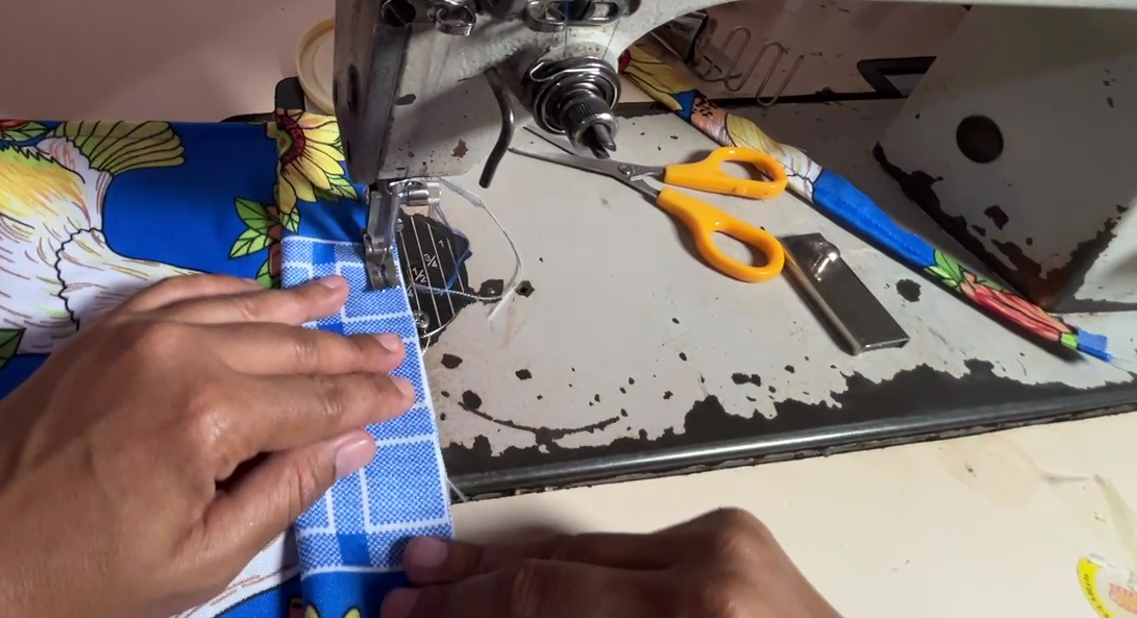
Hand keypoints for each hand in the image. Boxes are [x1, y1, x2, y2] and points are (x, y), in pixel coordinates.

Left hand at [0, 273, 413, 617]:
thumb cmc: (79, 585)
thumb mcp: (200, 562)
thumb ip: (286, 491)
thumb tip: (355, 441)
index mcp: (209, 417)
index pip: (315, 398)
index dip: (365, 398)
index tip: (404, 393)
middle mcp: (181, 353)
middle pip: (287, 344)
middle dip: (346, 350)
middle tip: (391, 347)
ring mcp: (139, 331)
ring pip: (242, 307)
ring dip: (297, 305)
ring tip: (342, 294)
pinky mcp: (105, 328)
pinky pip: (182, 292)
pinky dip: (229, 290)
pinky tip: (257, 289)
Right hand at [381, 509, 840, 616]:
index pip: (545, 602)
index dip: (467, 612)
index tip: (408, 616)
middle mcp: (708, 567)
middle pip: (556, 566)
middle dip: (473, 585)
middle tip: (408, 585)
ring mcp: (721, 538)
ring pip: (584, 547)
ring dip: (510, 564)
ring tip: (442, 567)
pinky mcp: (728, 528)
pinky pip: (623, 548)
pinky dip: (568, 565)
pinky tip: (520, 568)